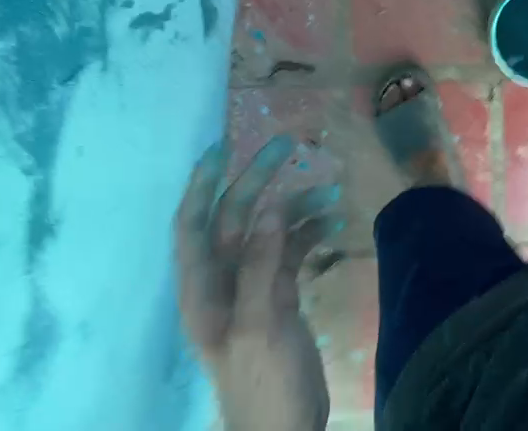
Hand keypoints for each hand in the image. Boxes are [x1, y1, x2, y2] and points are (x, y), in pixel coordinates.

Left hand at [177, 137, 342, 430]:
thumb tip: (272, 206)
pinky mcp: (278, 297)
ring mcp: (252, 288)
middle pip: (235, 218)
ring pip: (268, 230)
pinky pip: (291, 252)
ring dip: (295, 206)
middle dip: (258, 180)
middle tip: (288, 144)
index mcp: (203, 290)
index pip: (193, 223)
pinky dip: (310, 233)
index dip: (202, 183)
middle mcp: (222, 282)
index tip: (222, 146)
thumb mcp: (259, 324)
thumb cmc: (262, 383)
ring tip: (331, 188)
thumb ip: (262, 264)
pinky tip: (335, 222)